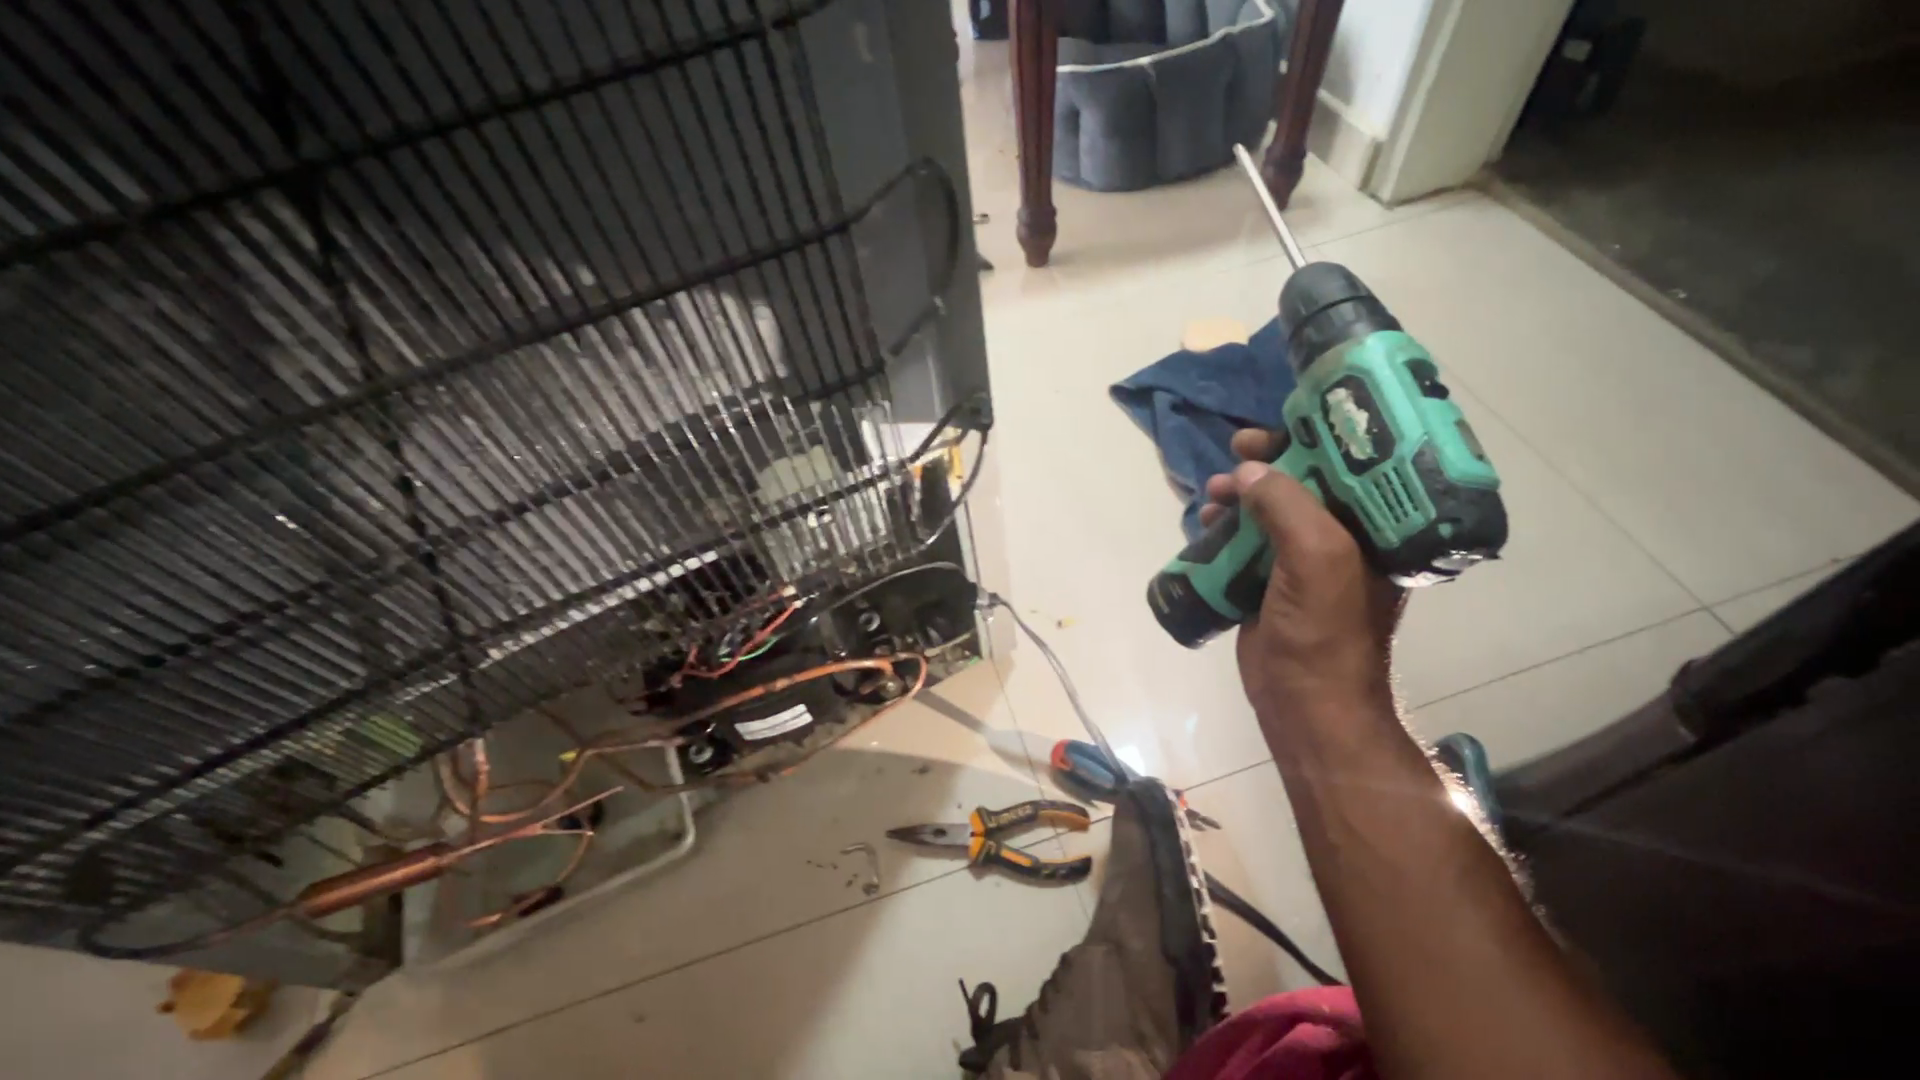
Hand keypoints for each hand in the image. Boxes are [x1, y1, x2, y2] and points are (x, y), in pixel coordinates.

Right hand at [1201, 429, 1403, 724]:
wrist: (1304, 702)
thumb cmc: (1326, 629)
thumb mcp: (1317, 555)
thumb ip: (1284, 504)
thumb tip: (1246, 472)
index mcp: (1375, 530)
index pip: (1351, 465)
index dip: (1316, 437)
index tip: (1281, 424)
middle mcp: (1344, 539)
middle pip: (1303, 483)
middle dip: (1268, 464)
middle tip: (1237, 449)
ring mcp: (1304, 563)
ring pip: (1270, 511)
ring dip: (1240, 496)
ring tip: (1212, 495)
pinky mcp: (1271, 584)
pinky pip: (1247, 542)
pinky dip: (1226, 528)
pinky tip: (1205, 524)